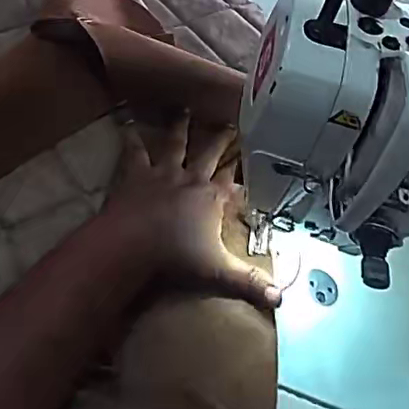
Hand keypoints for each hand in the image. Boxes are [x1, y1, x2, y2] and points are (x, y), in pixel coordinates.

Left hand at [93, 111, 279, 309]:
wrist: (132, 244)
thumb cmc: (176, 258)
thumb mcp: (218, 274)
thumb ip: (250, 284)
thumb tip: (281, 300)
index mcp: (211, 199)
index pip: (231, 180)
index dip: (240, 167)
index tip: (251, 150)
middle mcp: (189, 179)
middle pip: (208, 154)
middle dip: (219, 138)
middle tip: (226, 121)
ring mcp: (161, 173)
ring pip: (174, 143)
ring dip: (179, 126)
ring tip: (183, 108)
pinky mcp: (135, 173)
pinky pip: (135, 151)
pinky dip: (131, 137)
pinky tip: (127, 123)